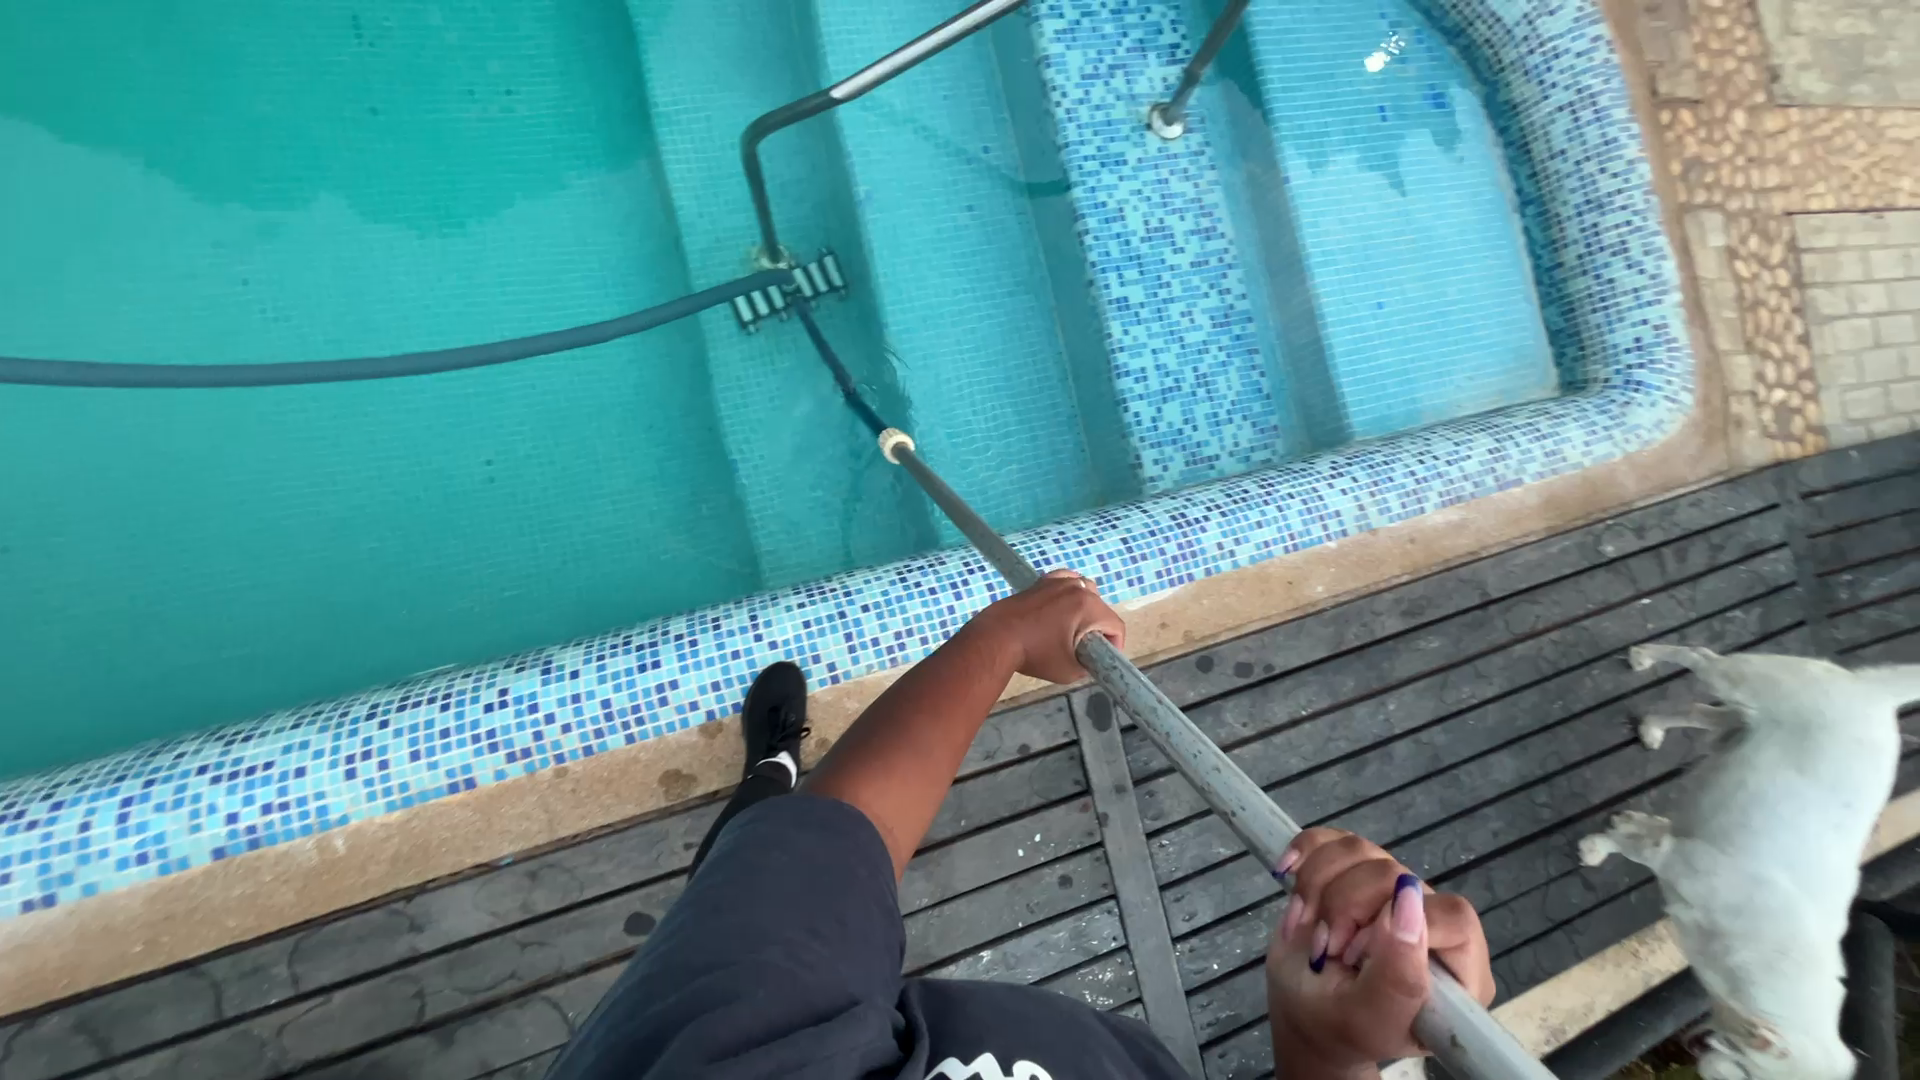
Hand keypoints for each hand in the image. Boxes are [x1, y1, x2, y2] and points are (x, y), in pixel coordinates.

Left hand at [970, 570, 1125, 684]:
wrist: (996, 638)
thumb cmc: (1034, 655)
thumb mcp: (1069, 670)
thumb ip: (1088, 665)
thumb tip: (1089, 660)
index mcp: (1088, 607)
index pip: (1115, 626)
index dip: (1115, 645)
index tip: (1103, 659)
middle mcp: (1076, 588)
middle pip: (1102, 607)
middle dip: (1099, 629)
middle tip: (1086, 648)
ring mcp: (1058, 581)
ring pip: (1086, 590)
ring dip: (1087, 609)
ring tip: (1075, 629)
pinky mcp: (1041, 581)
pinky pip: (1066, 580)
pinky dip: (1070, 590)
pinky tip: (1065, 604)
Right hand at [1266, 828, 1493, 1077]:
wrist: (1301, 1008)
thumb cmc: (1339, 1026)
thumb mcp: (1370, 1018)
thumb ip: (1398, 974)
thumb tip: (1408, 899)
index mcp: (1453, 966)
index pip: (1451, 915)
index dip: (1400, 924)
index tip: (1357, 952)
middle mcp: (1425, 919)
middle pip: (1393, 874)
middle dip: (1343, 908)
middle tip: (1325, 949)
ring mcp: (1384, 889)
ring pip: (1357, 850)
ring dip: (1316, 887)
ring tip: (1306, 928)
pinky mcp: (1346, 869)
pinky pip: (1327, 838)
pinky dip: (1301, 854)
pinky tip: (1287, 879)